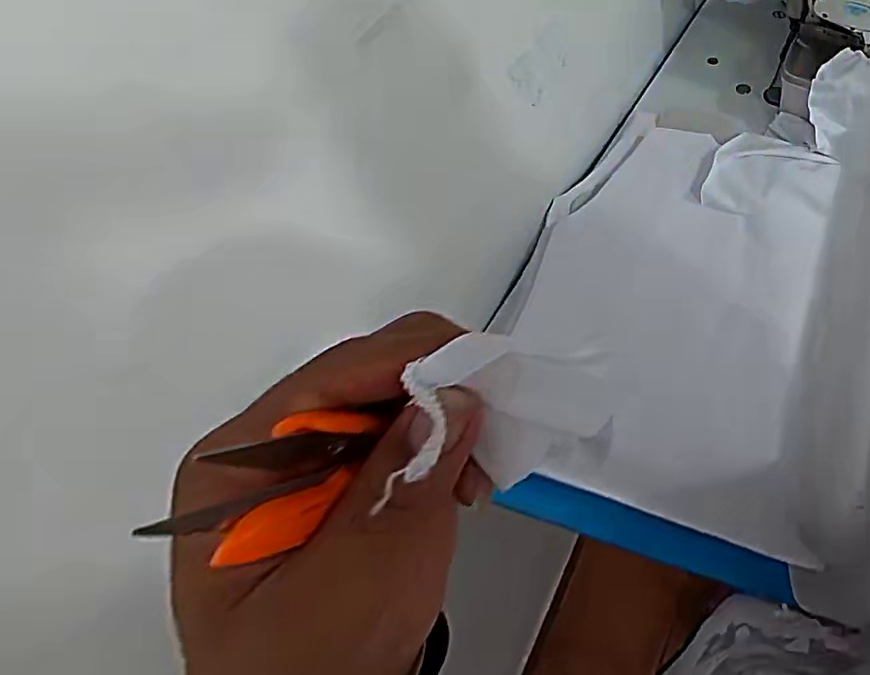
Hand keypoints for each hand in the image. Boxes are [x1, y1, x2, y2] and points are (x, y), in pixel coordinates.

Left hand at [171, 312, 487, 674]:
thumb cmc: (320, 649)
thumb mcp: (366, 561)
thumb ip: (408, 474)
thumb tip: (456, 393)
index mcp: (242, 463)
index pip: (334, 375)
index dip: (415, 361)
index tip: (484, 370)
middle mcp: (276, 443)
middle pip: (374, 368)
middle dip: (444, 386)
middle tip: (490, 419)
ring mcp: (321, 449)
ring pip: (408, 383)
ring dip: (458, 409)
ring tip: (478, 465)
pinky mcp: (362, 459)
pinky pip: (421, 412)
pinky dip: (457, 429)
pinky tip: (467, 472)